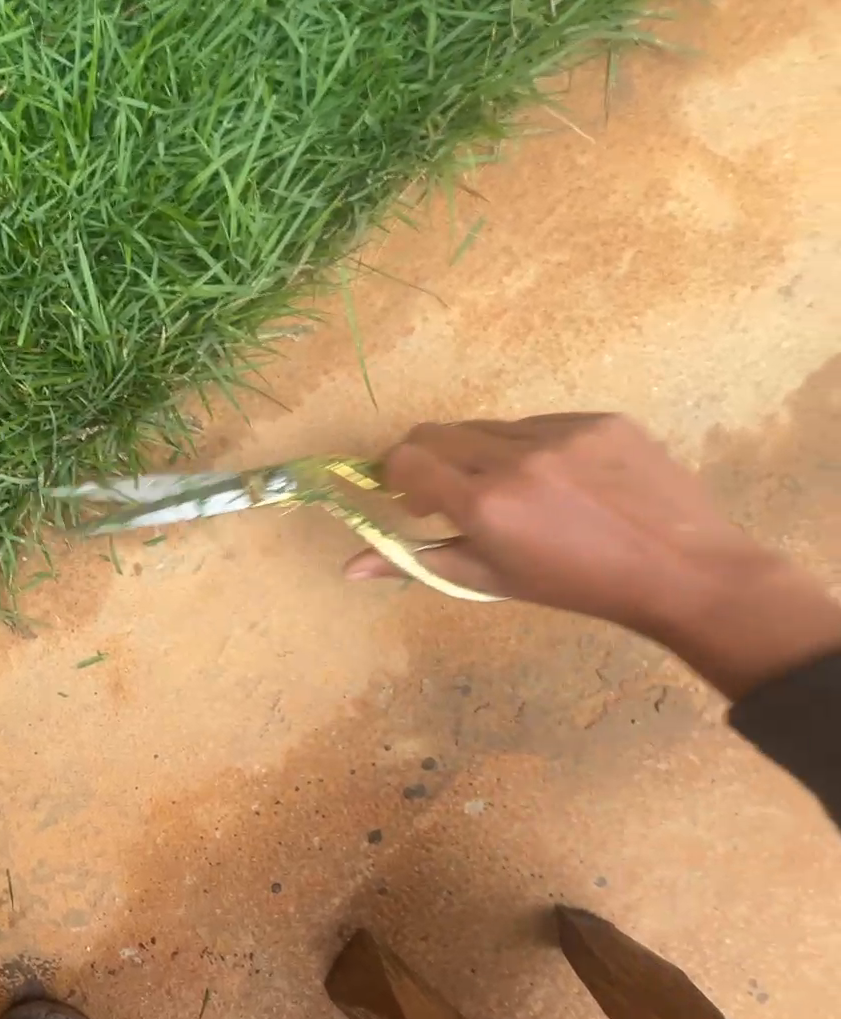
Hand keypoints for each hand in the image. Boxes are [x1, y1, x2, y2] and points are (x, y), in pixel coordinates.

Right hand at [345, 414, 840, 697]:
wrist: (685, 571)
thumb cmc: (570, 583)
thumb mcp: (484, 576)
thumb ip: (410, 561)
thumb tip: (346, 568)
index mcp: (483, 503)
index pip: (405, 459)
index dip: (393, 473)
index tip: (405, 496)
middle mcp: (515, 460)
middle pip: (434, 433)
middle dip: (423, 458)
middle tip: (442, 491)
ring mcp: (561, 435)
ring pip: (483, 427)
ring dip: (474, 453)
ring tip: (506, 488)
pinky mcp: (600, 421)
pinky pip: (535, 423)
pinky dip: (524, 446)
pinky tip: (554, 478)